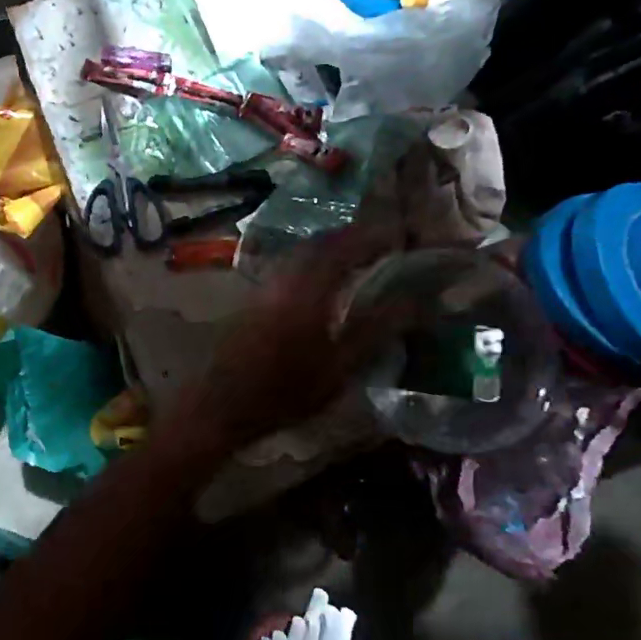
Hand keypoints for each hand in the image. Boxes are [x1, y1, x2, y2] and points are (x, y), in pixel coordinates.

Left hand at [164, 226, 398, 457]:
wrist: (222, 403)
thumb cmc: (286, 389)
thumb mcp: (340, 366)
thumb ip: (378, 328)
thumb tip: (417, 300)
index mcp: (307, 286)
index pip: (344, 245)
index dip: (372, 236)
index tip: (398, 236)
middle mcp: (283, 275)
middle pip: (320, 243)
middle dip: (352, 238)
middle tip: (380, 246)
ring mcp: (264, 285)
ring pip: (301, 254)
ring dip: (330, 251)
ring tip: (358, 263)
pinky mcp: (253, 298)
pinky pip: (289, 267)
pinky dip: (312, 265)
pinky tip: (324, 286)